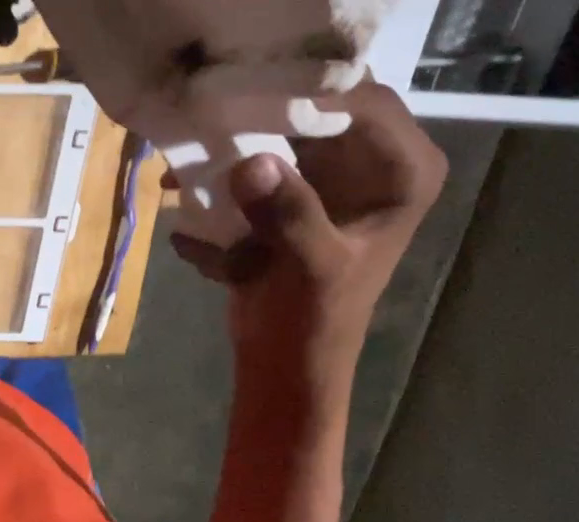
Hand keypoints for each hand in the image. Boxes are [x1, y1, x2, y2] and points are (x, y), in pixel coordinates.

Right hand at [172, 84, 446, 400]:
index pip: (362, 105)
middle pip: (314, 118)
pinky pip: (248, 187)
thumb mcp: (309, 267)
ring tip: (178, 176)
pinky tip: (191, 237)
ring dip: (225, 164)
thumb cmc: (315, 322)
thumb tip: (249, 164)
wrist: (285, 367)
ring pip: (275, 148)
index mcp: (400, 173)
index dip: (309, 97)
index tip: (246, 104)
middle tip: (204, 128)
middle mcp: (367, 169)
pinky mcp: (284, 209)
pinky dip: (215, 206)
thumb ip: (288, 214)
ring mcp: (322, 188)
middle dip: (257, 125)